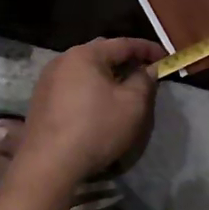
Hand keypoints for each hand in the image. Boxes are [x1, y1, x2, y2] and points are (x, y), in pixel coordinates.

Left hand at [23, 38, 163, 179]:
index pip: (124, 44)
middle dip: (126, 61)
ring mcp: (47, 81)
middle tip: (146, 72)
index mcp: (85, 55)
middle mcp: (62, 61)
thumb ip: (144, 80)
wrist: (48, 165)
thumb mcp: (132, 104)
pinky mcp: (41, 101)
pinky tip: (100, 105)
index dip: (148, 49)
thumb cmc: (96, 128)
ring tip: (125, 89)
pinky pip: (73, 85)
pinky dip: (91, 89)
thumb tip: (147, 69)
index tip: (166, 57)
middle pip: (102, 53)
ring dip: (108, 75)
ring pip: (86, 70)